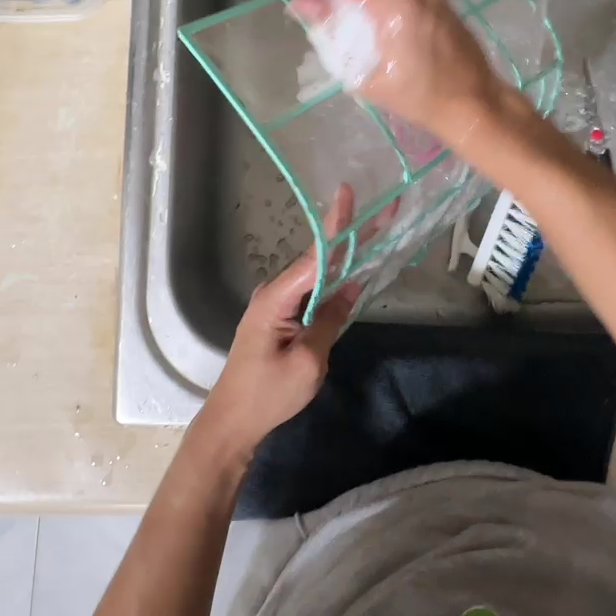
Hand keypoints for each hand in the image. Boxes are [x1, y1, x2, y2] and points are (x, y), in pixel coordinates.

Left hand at [195, 187, 366, 457]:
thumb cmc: (267, 395)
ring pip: (316, 274)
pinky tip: (353, 270)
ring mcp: (276, 303)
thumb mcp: (308, 361)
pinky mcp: (280, 317)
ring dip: (345, 255)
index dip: (336, 224)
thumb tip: (352, 287)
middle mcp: (275, 292)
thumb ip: (330, 320)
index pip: (315, 256)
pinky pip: (311, 291)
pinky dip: (334, 279)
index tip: (348, 192)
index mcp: (277, 298)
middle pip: (318, 258)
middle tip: (383, 210)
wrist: (231, 423)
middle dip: (351, 233)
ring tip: (376, 232)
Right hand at [289, 0, 507, 140]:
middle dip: (345, 2)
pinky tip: (385, 32)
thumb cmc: (420, 97)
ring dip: (366, 4)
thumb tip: (304, 8)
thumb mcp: (368, 74)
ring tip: (360, 35)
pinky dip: (386, 6)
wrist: (474, 103)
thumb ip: (333, 37)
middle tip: (335, 31)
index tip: (316, 20)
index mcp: (397, 2)